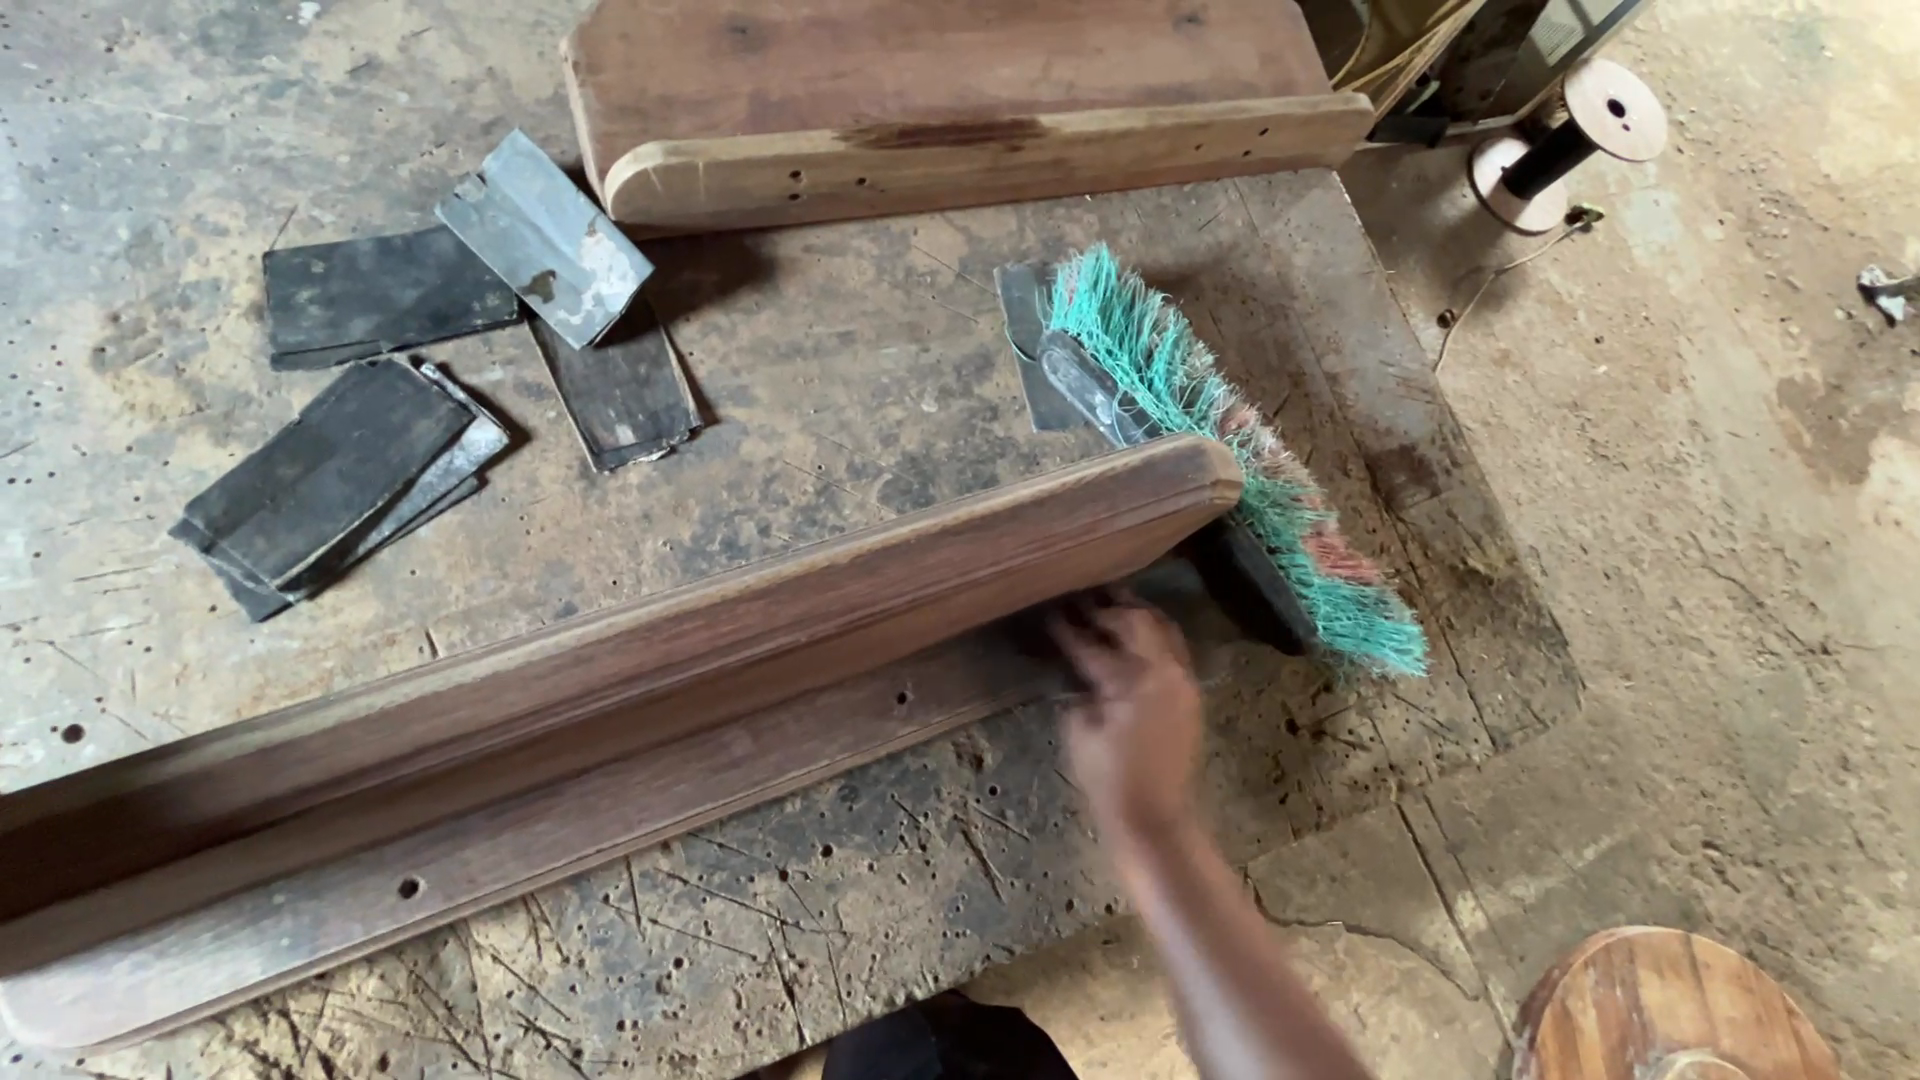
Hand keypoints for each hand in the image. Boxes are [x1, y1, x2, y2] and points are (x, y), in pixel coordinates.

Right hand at [1048, 592, 1203, 837]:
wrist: (1154, 818)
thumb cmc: (1108, 779)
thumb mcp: (1079, 732)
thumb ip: (1081, 691)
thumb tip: (1084, 672)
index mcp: (1133, 679)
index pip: (1094, 643)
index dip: (1069, 627)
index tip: (1051, 612)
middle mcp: (1166, 671)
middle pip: (1139, 620)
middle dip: (1110, 607)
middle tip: (1084, 598)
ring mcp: (1184, 682)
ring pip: (1164, 630)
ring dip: (1136, 616)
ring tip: (1111, 606)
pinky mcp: (1190, 695)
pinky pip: (1173, 650)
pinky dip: (1153, 637)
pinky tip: (1133, 638)